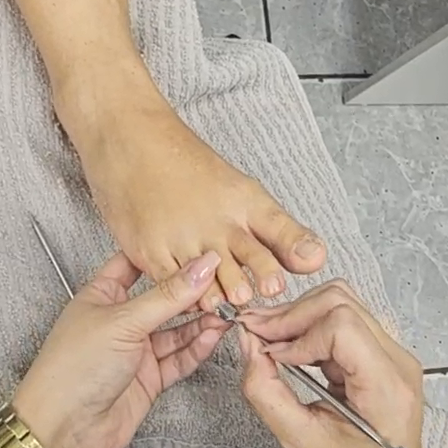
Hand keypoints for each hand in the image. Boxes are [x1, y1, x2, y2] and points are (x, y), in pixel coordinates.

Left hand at [12, 251, 230, 447]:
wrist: (64, 429)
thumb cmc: (74, 368)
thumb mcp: (124, 321)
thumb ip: (168, 296)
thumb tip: (201, 267)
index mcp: (102, 295)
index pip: (137, 264)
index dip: (164, 255)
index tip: (196, 246)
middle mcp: (120, 319)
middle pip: (163, 298)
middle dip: (191, 292)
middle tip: (224, 281)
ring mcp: (135, 349)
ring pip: (175, 329)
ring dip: (201, 321)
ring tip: (227, 310)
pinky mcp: (148, 378)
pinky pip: (178, 358)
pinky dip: (197, 347)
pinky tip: (214, 336)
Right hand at [76, 100, 328, 313]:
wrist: (131, 141)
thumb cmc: (185, 165)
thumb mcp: (240, 190)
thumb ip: (279, 231)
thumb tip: (316, 259)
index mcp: (244, 202)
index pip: (279, 231)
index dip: (290, 254)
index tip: (290, 274)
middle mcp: (217, 220)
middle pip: (247, 261)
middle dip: (254, 285)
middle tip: (253, 296)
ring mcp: (183, 237)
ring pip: (211, 284)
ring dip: (220, 299)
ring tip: (224, 305)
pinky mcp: (151, 251)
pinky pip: (173, 286)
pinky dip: (186, 298)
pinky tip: (192, 300)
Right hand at [237, 281, 433, 447]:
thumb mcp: (302, 445)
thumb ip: (267, 393)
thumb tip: (246, 345)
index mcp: (387, 386)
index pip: (340, 324)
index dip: (296, 333)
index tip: (269, 355)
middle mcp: (397, 361)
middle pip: (339, 301)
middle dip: (291, 315)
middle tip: (256, 336)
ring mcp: (391, 354)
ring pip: (339, 302)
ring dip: (298, 316)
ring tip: (268, 340)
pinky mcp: (379, 354)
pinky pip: (341, 320)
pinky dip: (308, 327)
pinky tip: (288, 348)